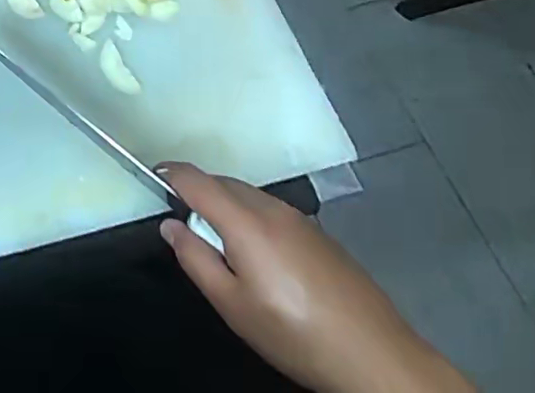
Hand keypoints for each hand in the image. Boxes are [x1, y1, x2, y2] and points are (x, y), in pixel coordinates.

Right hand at [157, 163, 473, 392]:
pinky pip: (271, 210)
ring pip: (247, 195)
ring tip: (227, 250)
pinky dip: (253, 218)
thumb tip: (171, 226)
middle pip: (222, 182)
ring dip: (227, 206)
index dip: (170, 174)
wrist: (381, 361)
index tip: (154, 179)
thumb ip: (194, 260)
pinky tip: (264, 260)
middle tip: (191, 231)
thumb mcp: (232, 306)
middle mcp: (271, 208)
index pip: (196, 179)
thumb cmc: (296, 335)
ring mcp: (300, 219)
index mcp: (245, 222)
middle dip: (198, 193)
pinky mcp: (320, 234)